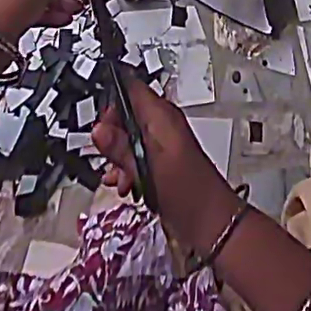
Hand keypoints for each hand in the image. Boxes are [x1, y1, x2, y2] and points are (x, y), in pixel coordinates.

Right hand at [92, 77, 238, 248]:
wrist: (212, 223)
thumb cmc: (187, 191)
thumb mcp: (146, 169)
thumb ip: (121, 147)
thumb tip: (99, 129)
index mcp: (161, 115)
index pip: (131, 87)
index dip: (111, 99)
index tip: (98, 120)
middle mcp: (162, 123)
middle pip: (127, 113)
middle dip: (112, 133)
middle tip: (106, 153)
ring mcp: (163, 142)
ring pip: (131, 136)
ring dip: (120, 155)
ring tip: (117, 176)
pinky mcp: (163, 160)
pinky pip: (139, 153)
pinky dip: (130, 166)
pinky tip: (127, 184)